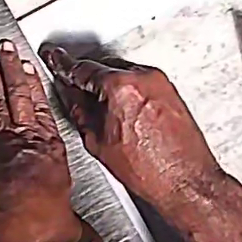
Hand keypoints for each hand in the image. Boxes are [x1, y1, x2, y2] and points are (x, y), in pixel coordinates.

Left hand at [0, 39, 103, 241]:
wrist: (0, 217)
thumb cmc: (31, 214)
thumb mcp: (64, 225)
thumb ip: (80, 234)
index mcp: (47, 147)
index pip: (41, 108)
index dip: (34, 85)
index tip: (30, 68)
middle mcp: (21, 137)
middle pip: (15, 94)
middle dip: (10, 69)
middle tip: (5, 48)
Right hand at [41, 46, 230, 213]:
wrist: (186, 182)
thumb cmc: (150, 171)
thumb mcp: (99, 143)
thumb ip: (80, 112)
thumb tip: (71, 97)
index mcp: (121, 87)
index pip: (84, 69)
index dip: (64, 66)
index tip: (55, 60)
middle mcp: (143, 78)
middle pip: (103, 66)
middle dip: (87, 79)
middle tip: (73, 91)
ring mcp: (159, 82)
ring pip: (122, 73)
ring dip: (107, 85)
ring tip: (101, 111)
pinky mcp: (169, 90)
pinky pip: (138, 81)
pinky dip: (125, 90)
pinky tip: (120, 111)